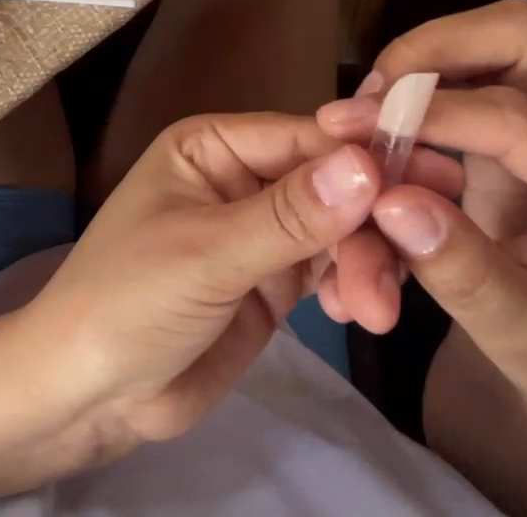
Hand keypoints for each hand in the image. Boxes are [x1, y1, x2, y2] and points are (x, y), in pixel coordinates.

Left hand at [24, 111, 459, 448]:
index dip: (368, 156)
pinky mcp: (270, 281)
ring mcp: (257, 231)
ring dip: (366, 264)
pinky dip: (351, 286)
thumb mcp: (207, 254)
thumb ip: (289, 216)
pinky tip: (356, 315)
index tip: (435, 183)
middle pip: (331, 184)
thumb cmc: (128, 301)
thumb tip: (366, 164)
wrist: (90, 390)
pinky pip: (329, 269)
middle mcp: (238, 177)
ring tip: (373, 314)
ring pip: (338, 229)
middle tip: (396, 279)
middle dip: (367, 228)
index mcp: (211, 146)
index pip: (305, 136)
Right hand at [315, 0, 526, 447]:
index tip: (352, 127)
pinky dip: (435, 70)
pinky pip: (493, 57)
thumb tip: (389, 202)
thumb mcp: (520, 345)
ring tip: (371, 105)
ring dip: (429, 55)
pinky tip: (395, 112)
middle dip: (432, 51)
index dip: (434, 113)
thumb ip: (462, 274)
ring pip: (508, 32)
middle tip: (364, 100)